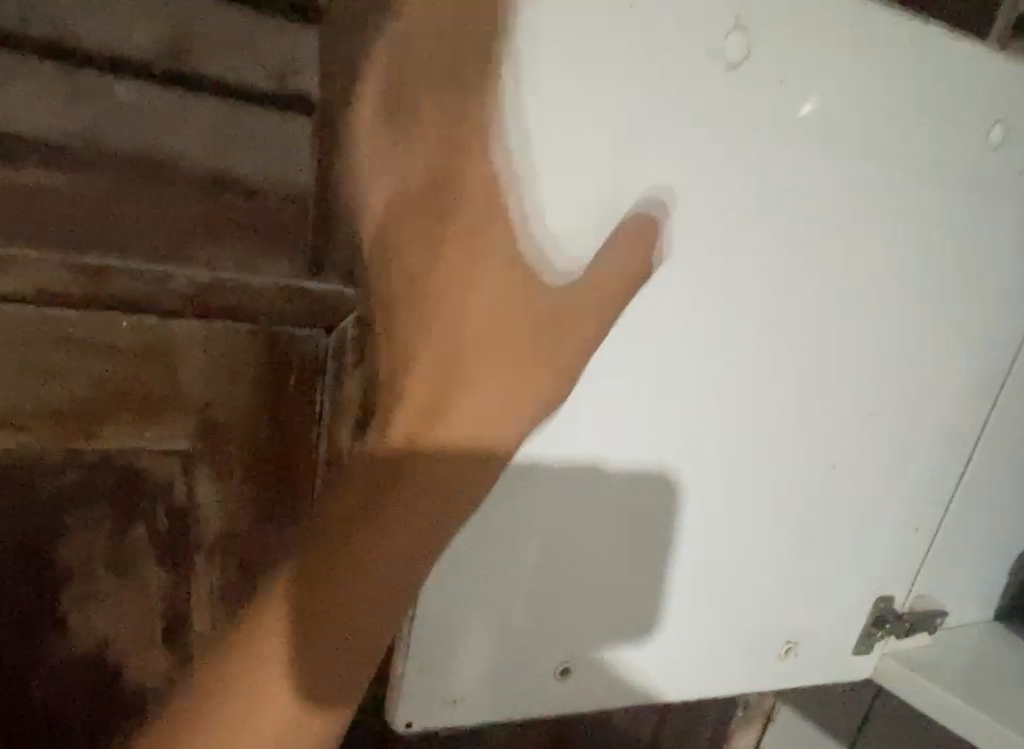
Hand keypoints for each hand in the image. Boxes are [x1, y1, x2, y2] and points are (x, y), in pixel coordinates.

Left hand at [342, 0, 664, 453]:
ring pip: (381, 122)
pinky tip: (374, 116)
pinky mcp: (374, 251)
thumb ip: (621, 264)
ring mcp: (389, 222)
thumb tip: (658, 215)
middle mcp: (421, 197)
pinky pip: (365, 169)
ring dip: (392, 67)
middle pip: (421, 89)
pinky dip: (369, 126)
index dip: (483, 32)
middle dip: (434, 31)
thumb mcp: (580, 324)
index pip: (476, 89)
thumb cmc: (506, 380)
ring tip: (404, 29)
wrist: (433, 433)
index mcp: (474, 200)